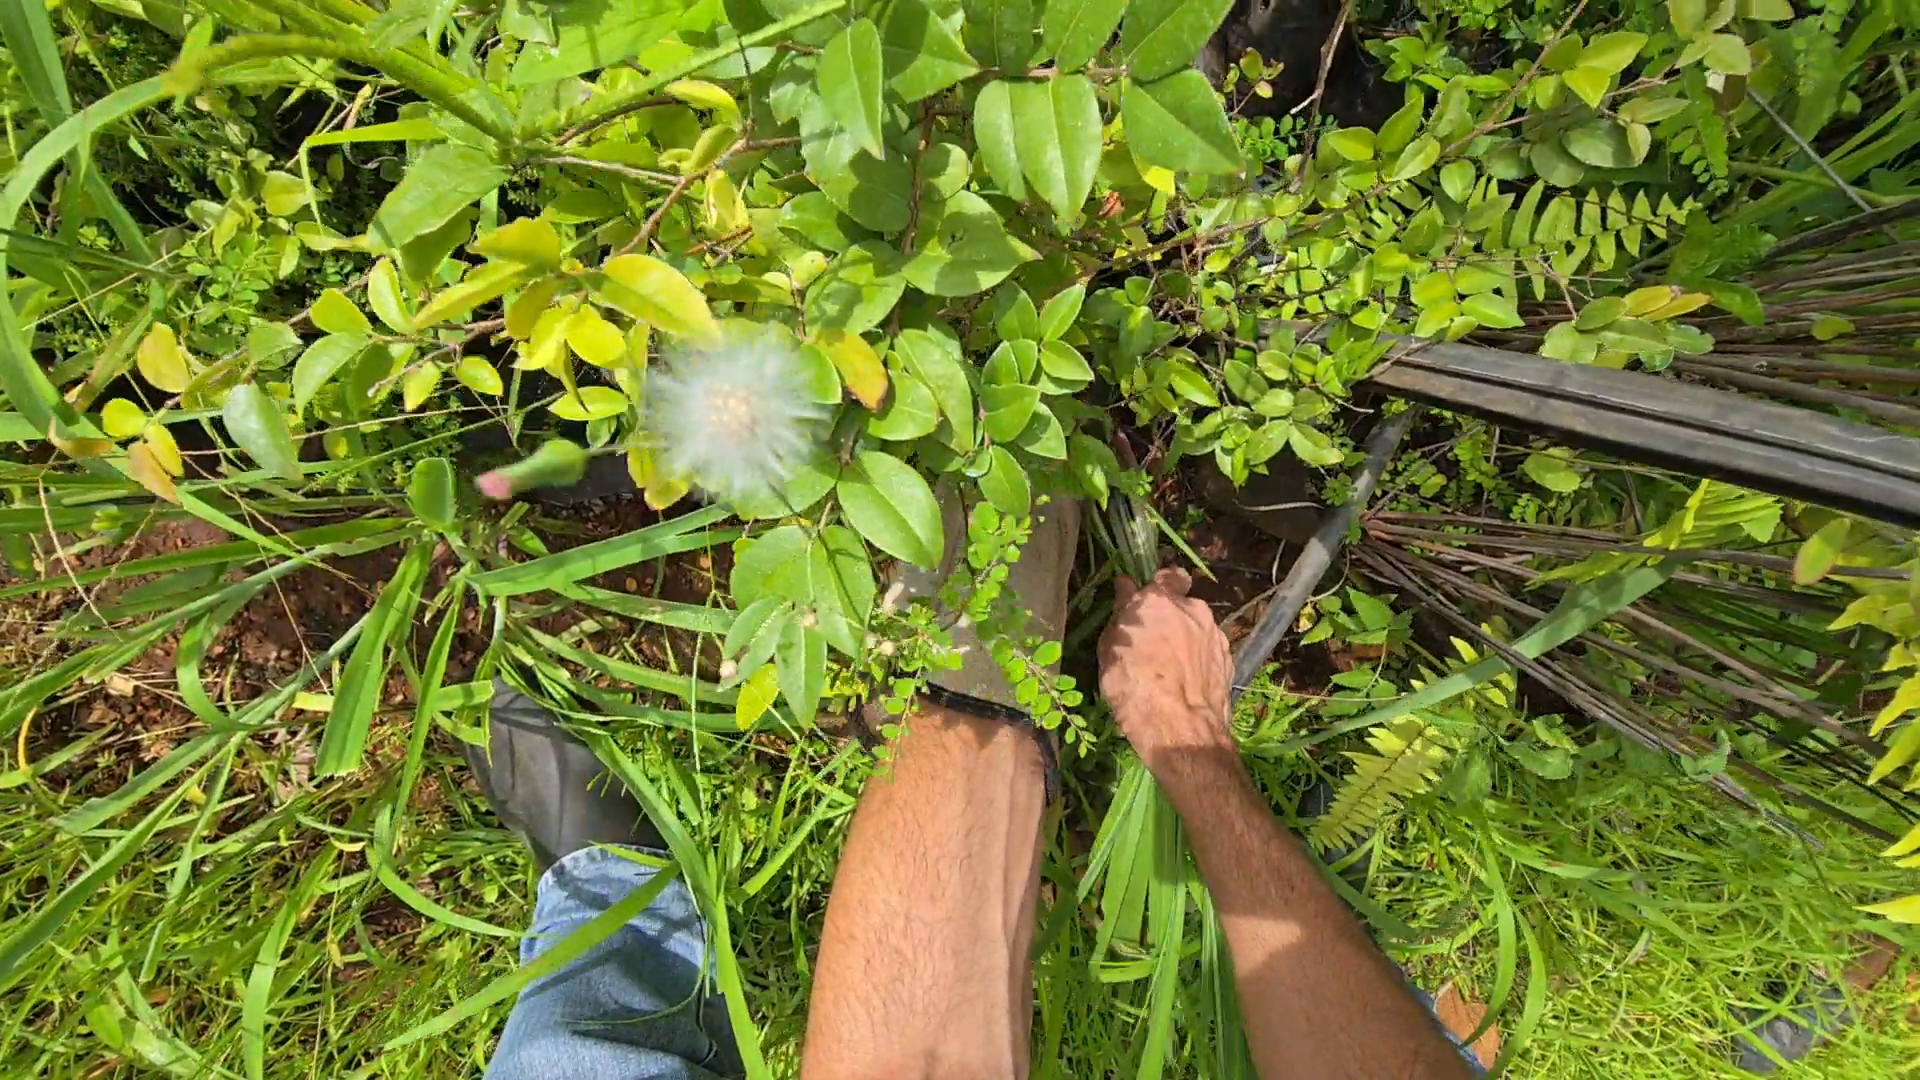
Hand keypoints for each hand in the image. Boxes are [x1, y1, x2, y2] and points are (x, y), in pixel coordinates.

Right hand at [1097, 568, 1233, 768]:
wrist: (1179, 727)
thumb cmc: (1132, 685)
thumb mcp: (1111, 648)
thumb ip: (1121, 613)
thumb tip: (1125, 587)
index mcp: (1158, 600)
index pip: (1166, 575)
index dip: (1158, 586)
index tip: (1147, 602)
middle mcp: (1192, 609)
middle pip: (1182, 604)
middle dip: (1170, 616)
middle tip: (1154, 641)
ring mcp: (1214, 634)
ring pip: (1197, 628)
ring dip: (1186, 639)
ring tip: (1171, 669)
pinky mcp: (1228, 659)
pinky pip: (1208, 651)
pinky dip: (1198, 660)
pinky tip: (1186, 682)